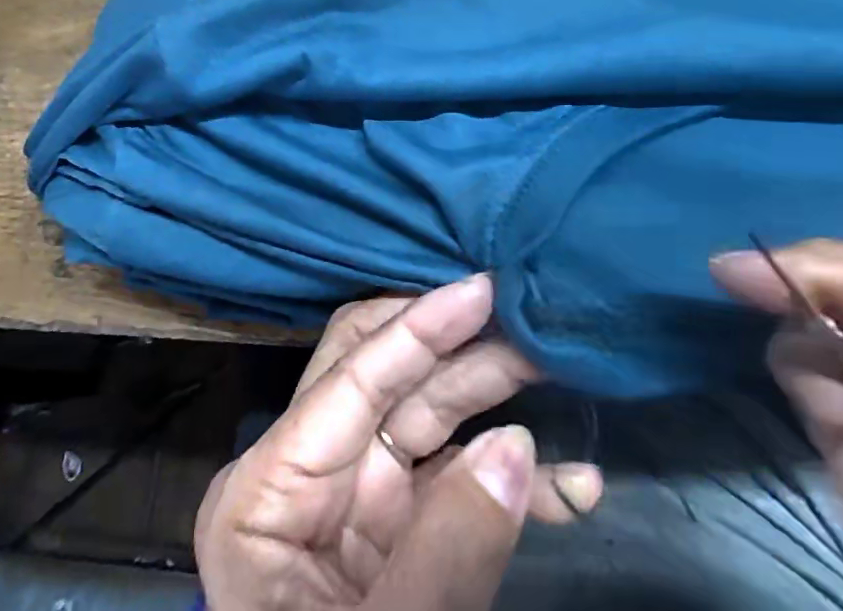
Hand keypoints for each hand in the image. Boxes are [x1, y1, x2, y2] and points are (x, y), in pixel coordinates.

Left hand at [194, 274, 604, 610]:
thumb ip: (443, 554)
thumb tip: (515, 446)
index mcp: (268, 490)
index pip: (349, 380)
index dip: (419, 328)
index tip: (482, 288)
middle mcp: (311, 472)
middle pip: (386, 375)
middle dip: (460, 347)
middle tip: (528, 325)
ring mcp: (360, 496)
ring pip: (431, 412)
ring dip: (498, 397)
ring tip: (561, 374)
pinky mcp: (403, 526)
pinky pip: (458, 479)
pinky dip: (514, 478)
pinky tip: (575, 489)